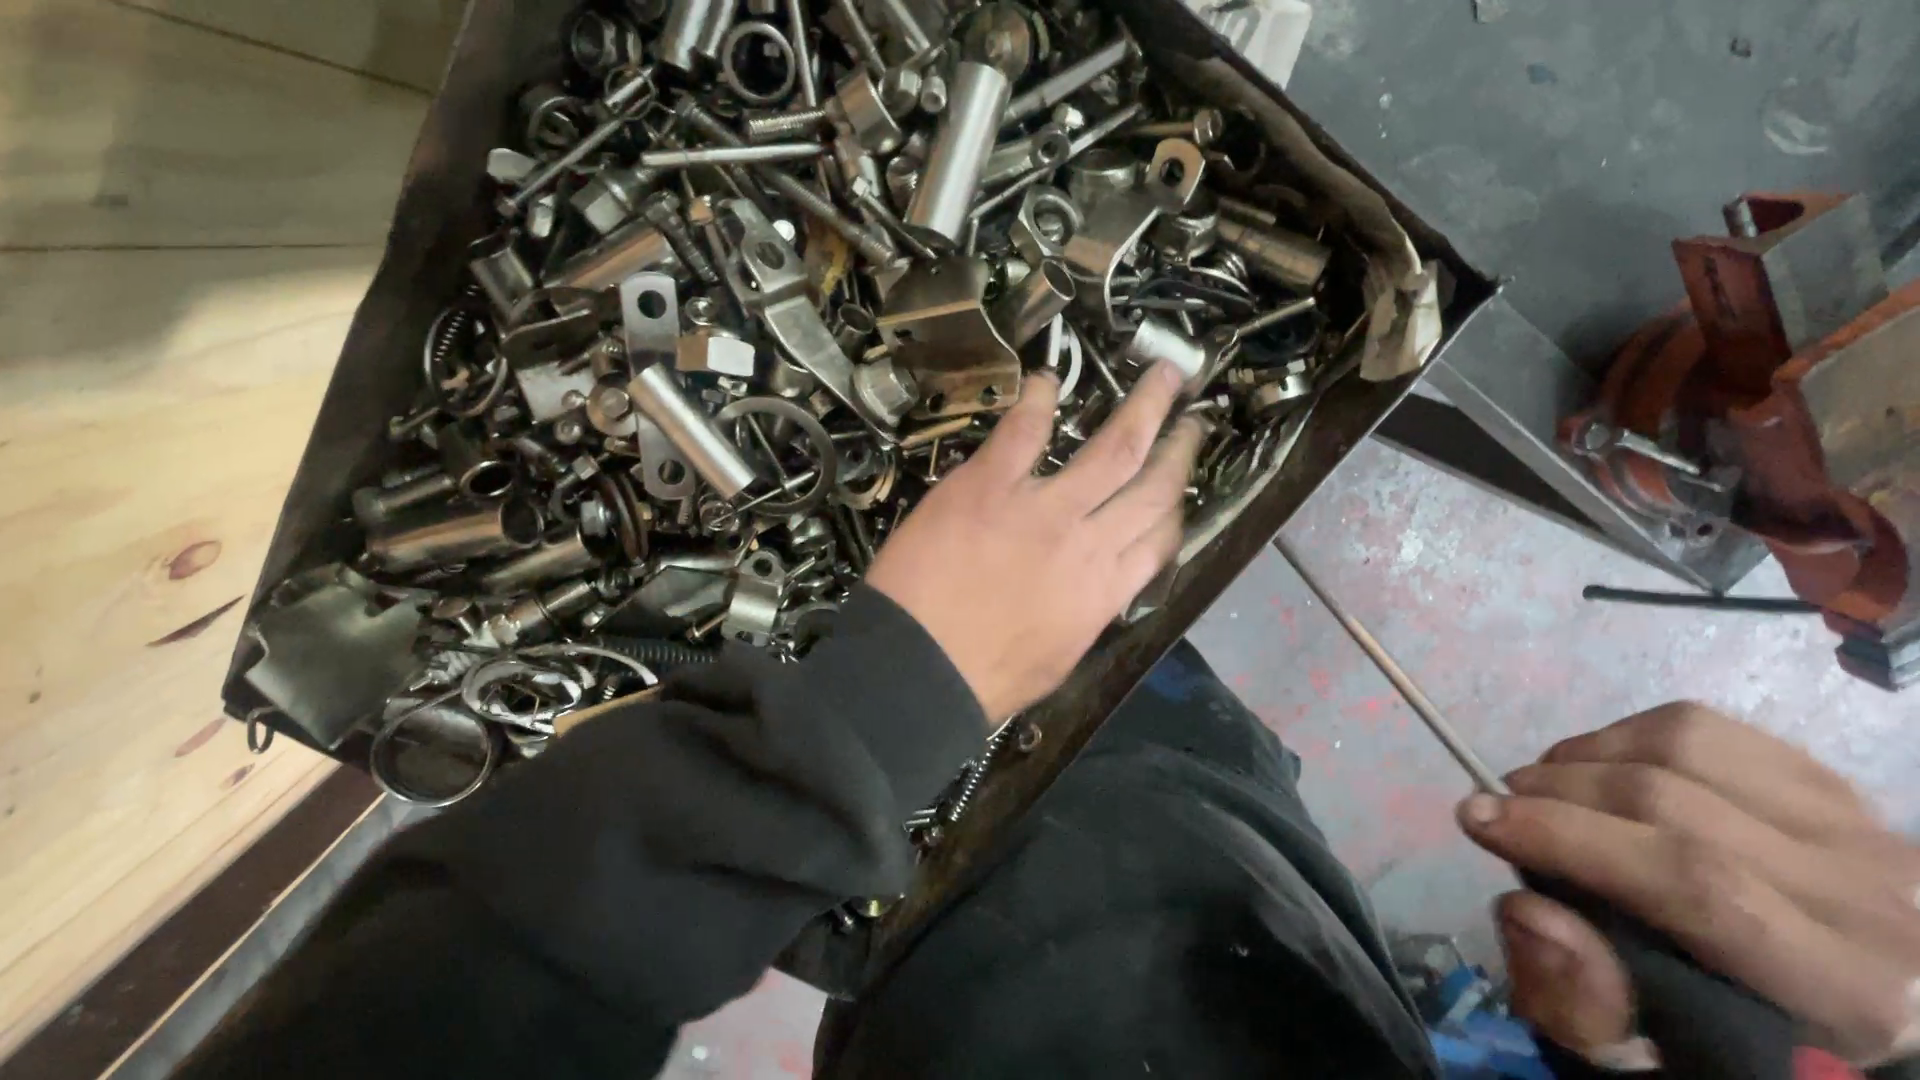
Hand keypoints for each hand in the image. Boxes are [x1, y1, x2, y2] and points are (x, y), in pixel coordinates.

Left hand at [866, 362, 1204, 725]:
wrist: (919, 668)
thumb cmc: (986, 677)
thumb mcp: (1058, 655)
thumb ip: (1086, 612)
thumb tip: (1096, 588)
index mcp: (1105, 591)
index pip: (1161, 537)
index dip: (1175, 506)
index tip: (1178, 485)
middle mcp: (1089, 543)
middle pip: (1153, 485)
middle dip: (1180, 446)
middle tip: (1192, 417)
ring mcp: (1042, 508)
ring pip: (1113, 448)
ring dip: (1144, 407)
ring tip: (1161, 377)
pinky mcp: (989, 485)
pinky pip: (1023, 432)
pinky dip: (1038, 401)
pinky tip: (1047, 380)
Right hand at [1456, 702, 1919, 1066]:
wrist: (1824, 989)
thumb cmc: (1716, 1033)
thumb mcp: (1642, 1053)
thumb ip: (1580, 1001)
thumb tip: (1526, 910)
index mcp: (1840, 987)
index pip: (1693, 883)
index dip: (1568, 838)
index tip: (1476, 818)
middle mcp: (1872, 897)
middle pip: (1674, 804)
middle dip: (1555, 795)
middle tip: (1497, 806)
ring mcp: (1856, 826)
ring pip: (1682, 748)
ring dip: (1582, 758)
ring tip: (1544, 789)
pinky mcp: (1825, 780)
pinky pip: (1700, 727)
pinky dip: (1621, 736)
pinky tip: (1598, 768)